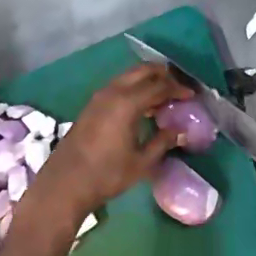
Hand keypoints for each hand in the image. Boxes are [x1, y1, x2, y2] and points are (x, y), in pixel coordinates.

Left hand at [33, 63, 190, 223]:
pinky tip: (141, 108)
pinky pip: (118, 86)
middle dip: (162, 75)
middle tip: (177, 88)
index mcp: (127, 102)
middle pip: (142, 70)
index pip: (159, 85)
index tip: (191, 95)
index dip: (177, 88)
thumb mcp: (141, 162)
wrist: (65, 184)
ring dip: (147, 81)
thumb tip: (180, 131)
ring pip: (128, 76)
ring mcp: (99, 97)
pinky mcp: (91, 105)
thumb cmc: (106, 174)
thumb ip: (163, 142)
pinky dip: (133, 88)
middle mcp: (113, 92)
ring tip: (162, 99)